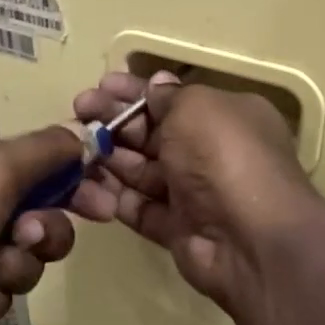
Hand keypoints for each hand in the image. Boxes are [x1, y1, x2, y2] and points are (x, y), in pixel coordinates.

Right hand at [71, 71, 318, 308]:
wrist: (249, 239)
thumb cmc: (224, 156)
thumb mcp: (196, 107)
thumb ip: (169, 96)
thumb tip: (155, 86)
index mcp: (226, 117)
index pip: (174, 99)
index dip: (135, 92)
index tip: (100, 85)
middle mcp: (212, 153)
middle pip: (154, 133)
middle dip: (115, 122)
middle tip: (79, 113)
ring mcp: (195, 194)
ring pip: (143, 171)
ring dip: (109, 157)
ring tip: (75, 147)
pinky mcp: (178, 230)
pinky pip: (141, 208)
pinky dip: (115, 196)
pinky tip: (86, 183)